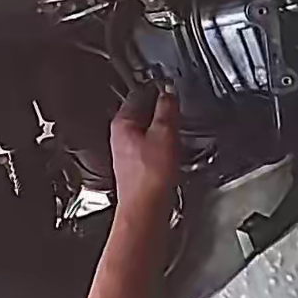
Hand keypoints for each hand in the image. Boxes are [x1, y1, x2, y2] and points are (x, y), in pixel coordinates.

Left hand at [109, 84, 179, 223]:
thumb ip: (166, 109)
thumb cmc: (150, 178)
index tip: (171, 88)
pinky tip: (172, 150)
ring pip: (146, 129)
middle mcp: (120, 136)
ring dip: (162, 127)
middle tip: (177, 108)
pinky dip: (162, 143)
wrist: (146, 210)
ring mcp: (127, 152)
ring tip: (177, 129)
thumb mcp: (164, 134)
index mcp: (122, 123)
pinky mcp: (136, 166)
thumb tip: (167, 93)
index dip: (157, 88)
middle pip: (142, 111)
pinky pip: (150, 146)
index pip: (139, 93)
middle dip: (160, 108)